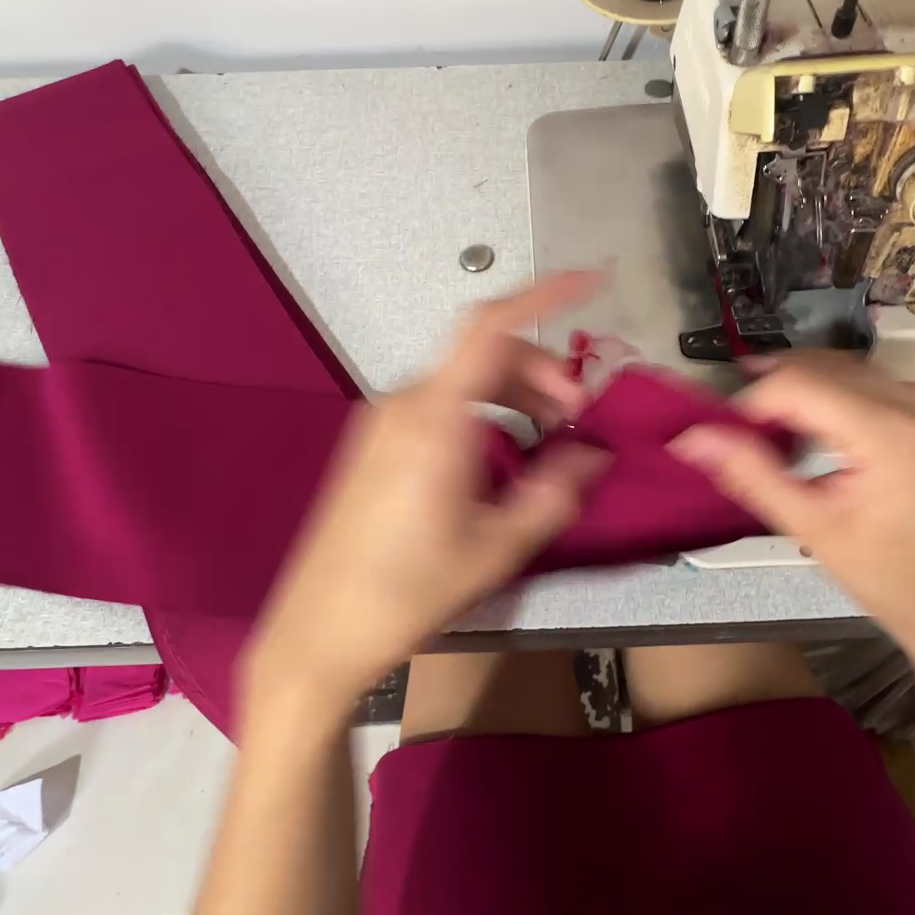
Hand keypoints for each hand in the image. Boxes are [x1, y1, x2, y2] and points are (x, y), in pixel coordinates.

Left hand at [245, 274, 607, 707]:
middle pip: (483, 354)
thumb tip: (596, 455)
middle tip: (577, 416)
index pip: (491, 327)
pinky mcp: (374, 444)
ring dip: (513, 393)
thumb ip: (554, 493)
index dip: (544, 295)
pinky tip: (501, 452)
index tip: (591, 281)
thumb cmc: (407, 593)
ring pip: (461, 379)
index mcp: (433, 418)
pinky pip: (439, 403)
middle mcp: (403, 404)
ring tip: (548, 435)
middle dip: (541, 371)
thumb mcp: (496, 548)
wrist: (318, 633)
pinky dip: (481, 410)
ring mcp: (382, 422)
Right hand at [670, 351, 914, 658]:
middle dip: (769, 391)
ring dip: (796, 387)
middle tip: (735, 429)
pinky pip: (863, 377)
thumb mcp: (810, 526)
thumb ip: (750, 474)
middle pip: (817, 366)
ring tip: (764, 426)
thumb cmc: (886, 573)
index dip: (750, 403)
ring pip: (838, 365)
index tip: (724, 435)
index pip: (796, 384)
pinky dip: (826, 391)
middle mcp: (912, 400)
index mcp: (886, 431)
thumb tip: (692, 439)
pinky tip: (804, 422)